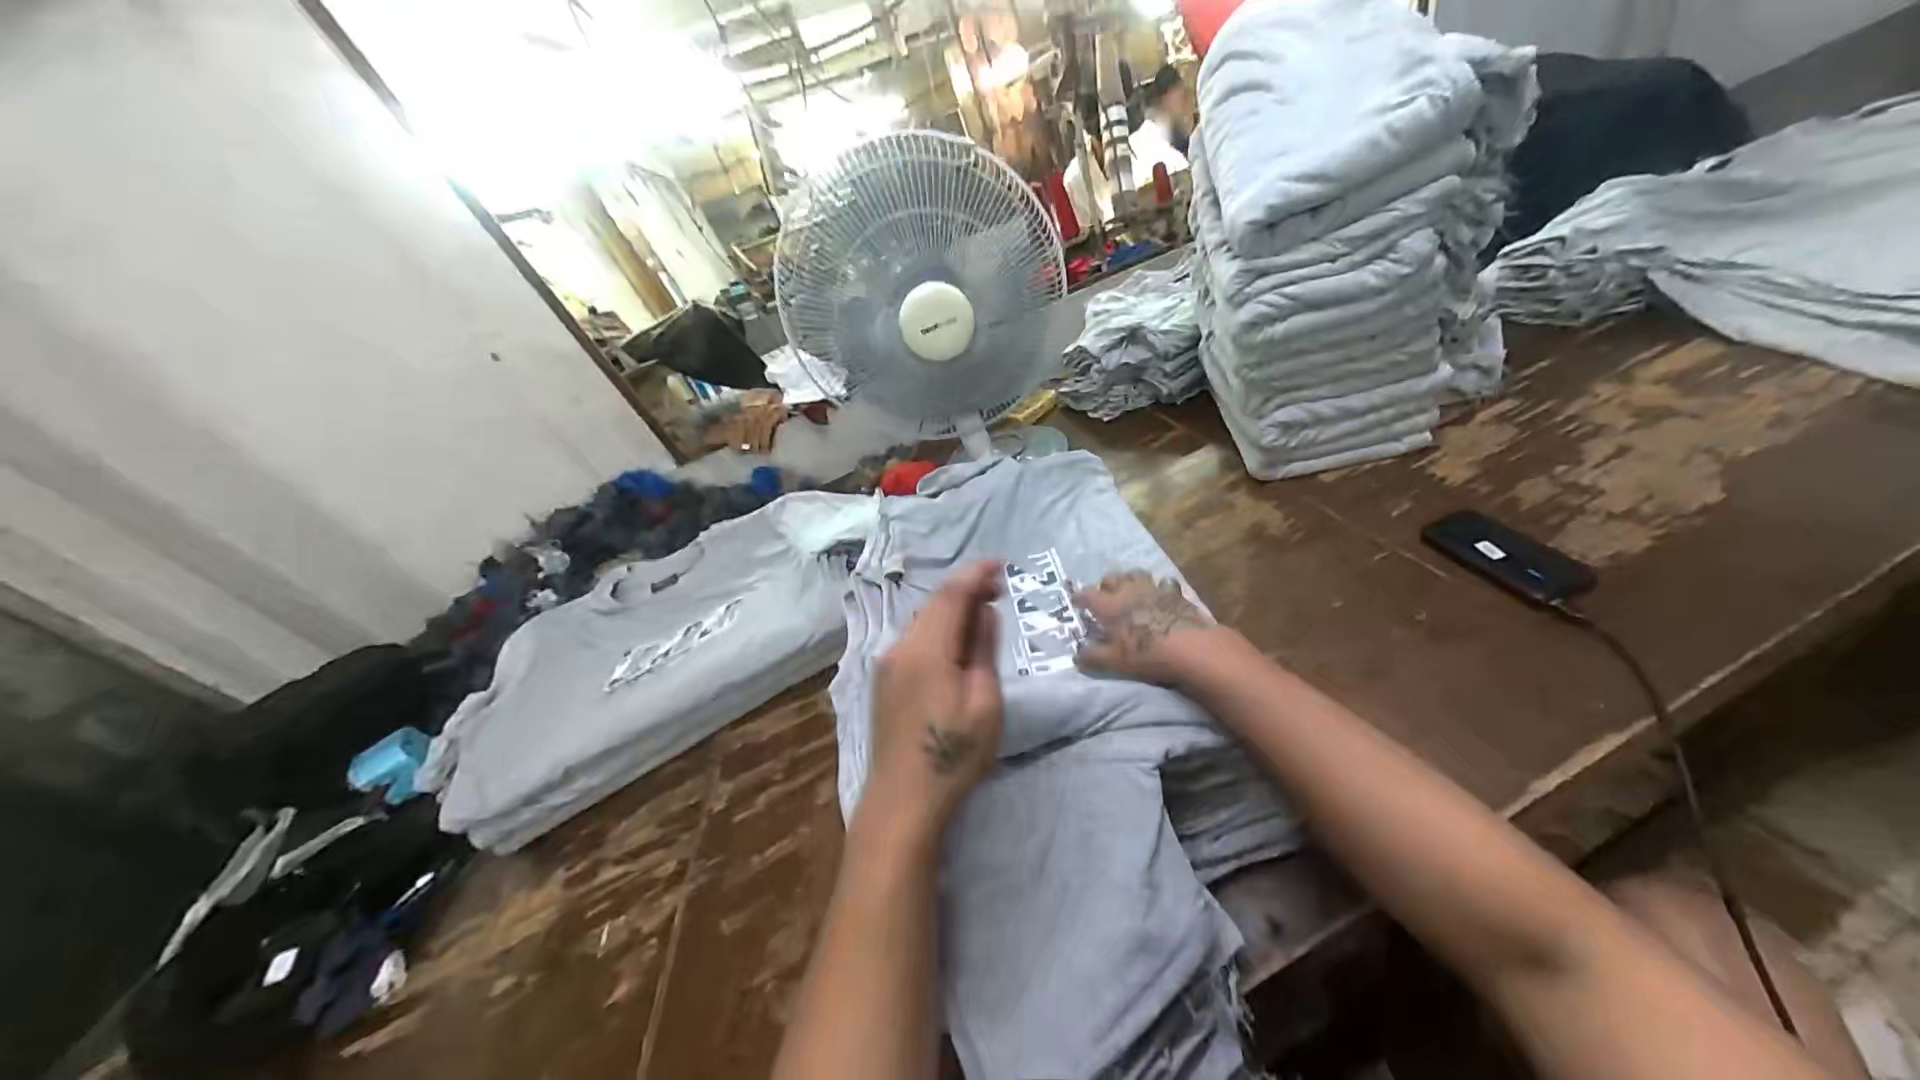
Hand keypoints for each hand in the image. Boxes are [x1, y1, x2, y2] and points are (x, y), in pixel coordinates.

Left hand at [862, 561, 1004, 837]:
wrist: (901, 800)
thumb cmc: (952, 755)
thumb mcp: (984, 702)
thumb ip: (982, 649)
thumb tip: (985, 611)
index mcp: (924, 649)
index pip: (950, 595)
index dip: (976, 574)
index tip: (1001, 565)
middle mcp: (898, 648)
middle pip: (933, 604)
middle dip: (966, 589)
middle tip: (998, 587)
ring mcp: (886, 664)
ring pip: (922, 621)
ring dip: (951, 608)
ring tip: (982, 610)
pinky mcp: (884, 681)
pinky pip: (915, 639)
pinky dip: (938, 628)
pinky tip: (955, 639)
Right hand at [1072, 570, 1220, 684]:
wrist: (1191, 647)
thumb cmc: (1147, 653)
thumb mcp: (1115, 661)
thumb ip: (1093, 657)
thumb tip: (1077, 656)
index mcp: (1110, 606)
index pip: (1088, 595)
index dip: (1079, 597)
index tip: (1075, 602)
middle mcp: (1129, 592)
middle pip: (1113, 578)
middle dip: (1105, 584)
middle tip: (1104, 595)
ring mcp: (1153, 590)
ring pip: (1137, 574)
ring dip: (1130, 579)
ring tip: (1130, 589)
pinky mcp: (1175, 594)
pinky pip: (1164, 583)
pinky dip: (1159, 587)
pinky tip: (1160, 596)